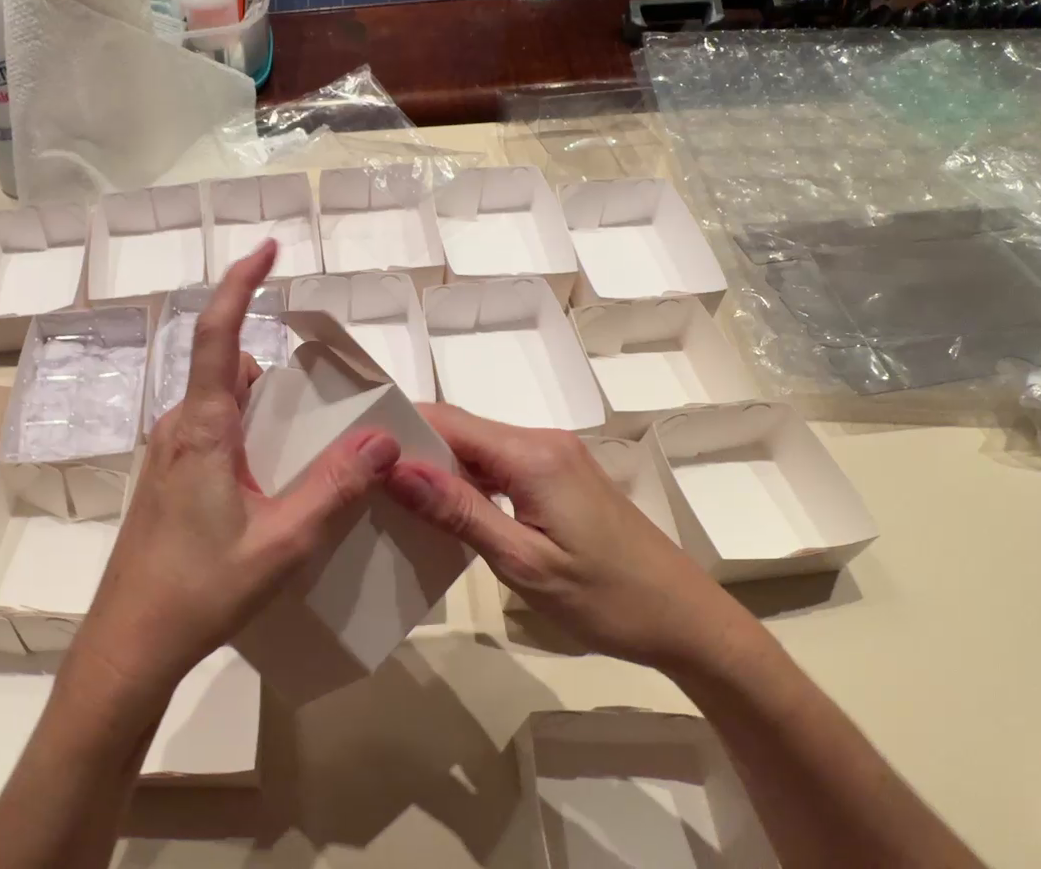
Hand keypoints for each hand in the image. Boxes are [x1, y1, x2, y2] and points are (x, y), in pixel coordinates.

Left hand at [74, 240, 402, 691]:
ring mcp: (167, 455)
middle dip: (275, 365)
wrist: (131, 641)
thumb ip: (335, 489)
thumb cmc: (201, 589)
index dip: (241, 283)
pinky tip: (277, 479)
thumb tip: (384, 440)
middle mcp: (179, 429)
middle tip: (329, 393)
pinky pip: (213, 433)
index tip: (267, 246)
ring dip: (263, 406)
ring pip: (220, 404)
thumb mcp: (283, 542)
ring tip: (313, 440)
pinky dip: (248, 433)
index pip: (216, 334)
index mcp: (202, 429)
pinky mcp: (167, 480)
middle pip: (226, 368)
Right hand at [383, 404, 750, 672]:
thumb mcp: (524, 564)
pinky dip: (465, 482)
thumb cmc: (606, 599)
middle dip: (412, 448)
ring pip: (477, 448)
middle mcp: (541, 441)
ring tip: (389, 497)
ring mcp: (553, 457)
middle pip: (460, 429)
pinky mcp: (559, 476)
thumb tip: (397, 467)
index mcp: (532, 454)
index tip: (353, 452)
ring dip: (436, 467)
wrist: (687, 621)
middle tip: (362, 480)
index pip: (447, 420)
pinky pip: (498, 466)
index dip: (399, 429)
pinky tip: (442, 510)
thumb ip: (460, 512)